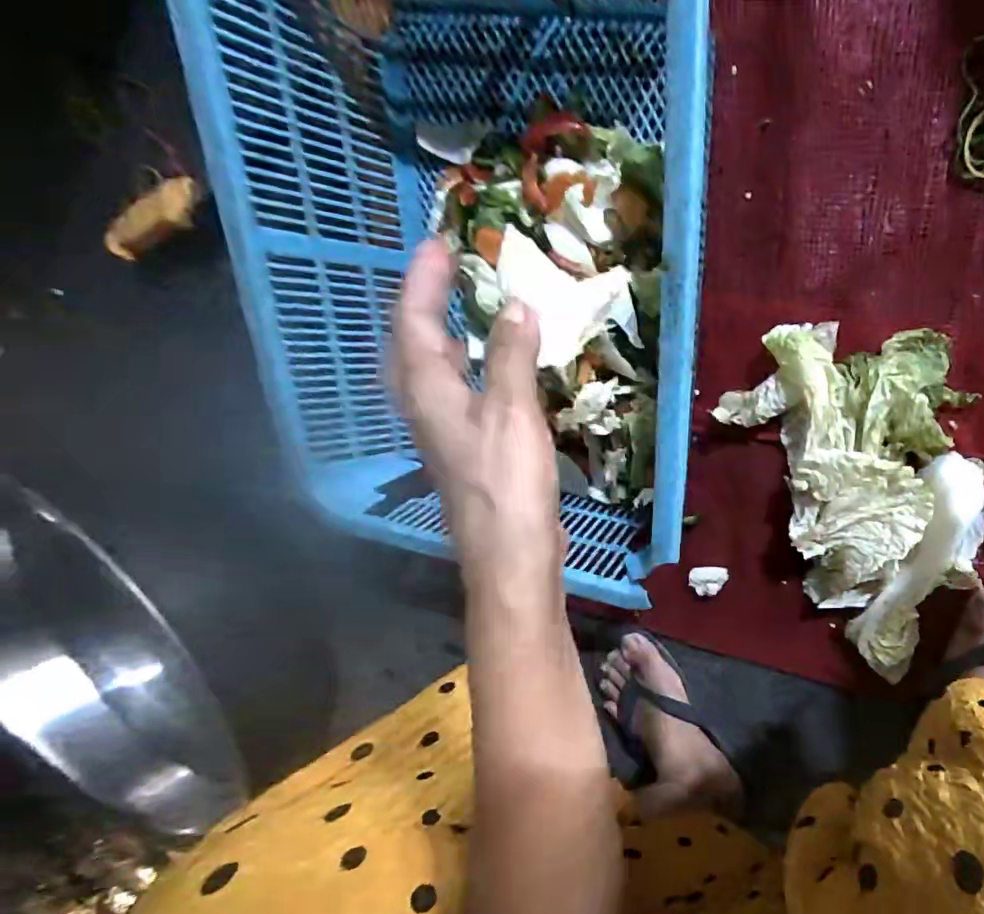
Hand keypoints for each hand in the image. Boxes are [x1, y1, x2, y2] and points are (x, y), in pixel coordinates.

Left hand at [390, 239, 562, 594]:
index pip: (412, 318)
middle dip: (427, 303)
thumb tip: (518, 307)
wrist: (509, 547)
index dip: (423, 279)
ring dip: (449, 335)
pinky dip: (473, 367)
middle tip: (455, 275)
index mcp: (425, 387)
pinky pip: (460, 390)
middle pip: (412, 341)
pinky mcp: (468, 447)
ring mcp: (443, 427)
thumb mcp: (513, 411)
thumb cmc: (508, 479)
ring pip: (434, 367)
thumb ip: (514, 358)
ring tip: (475, 314)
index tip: (439, 243)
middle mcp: (423, 403)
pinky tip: (497, 372)